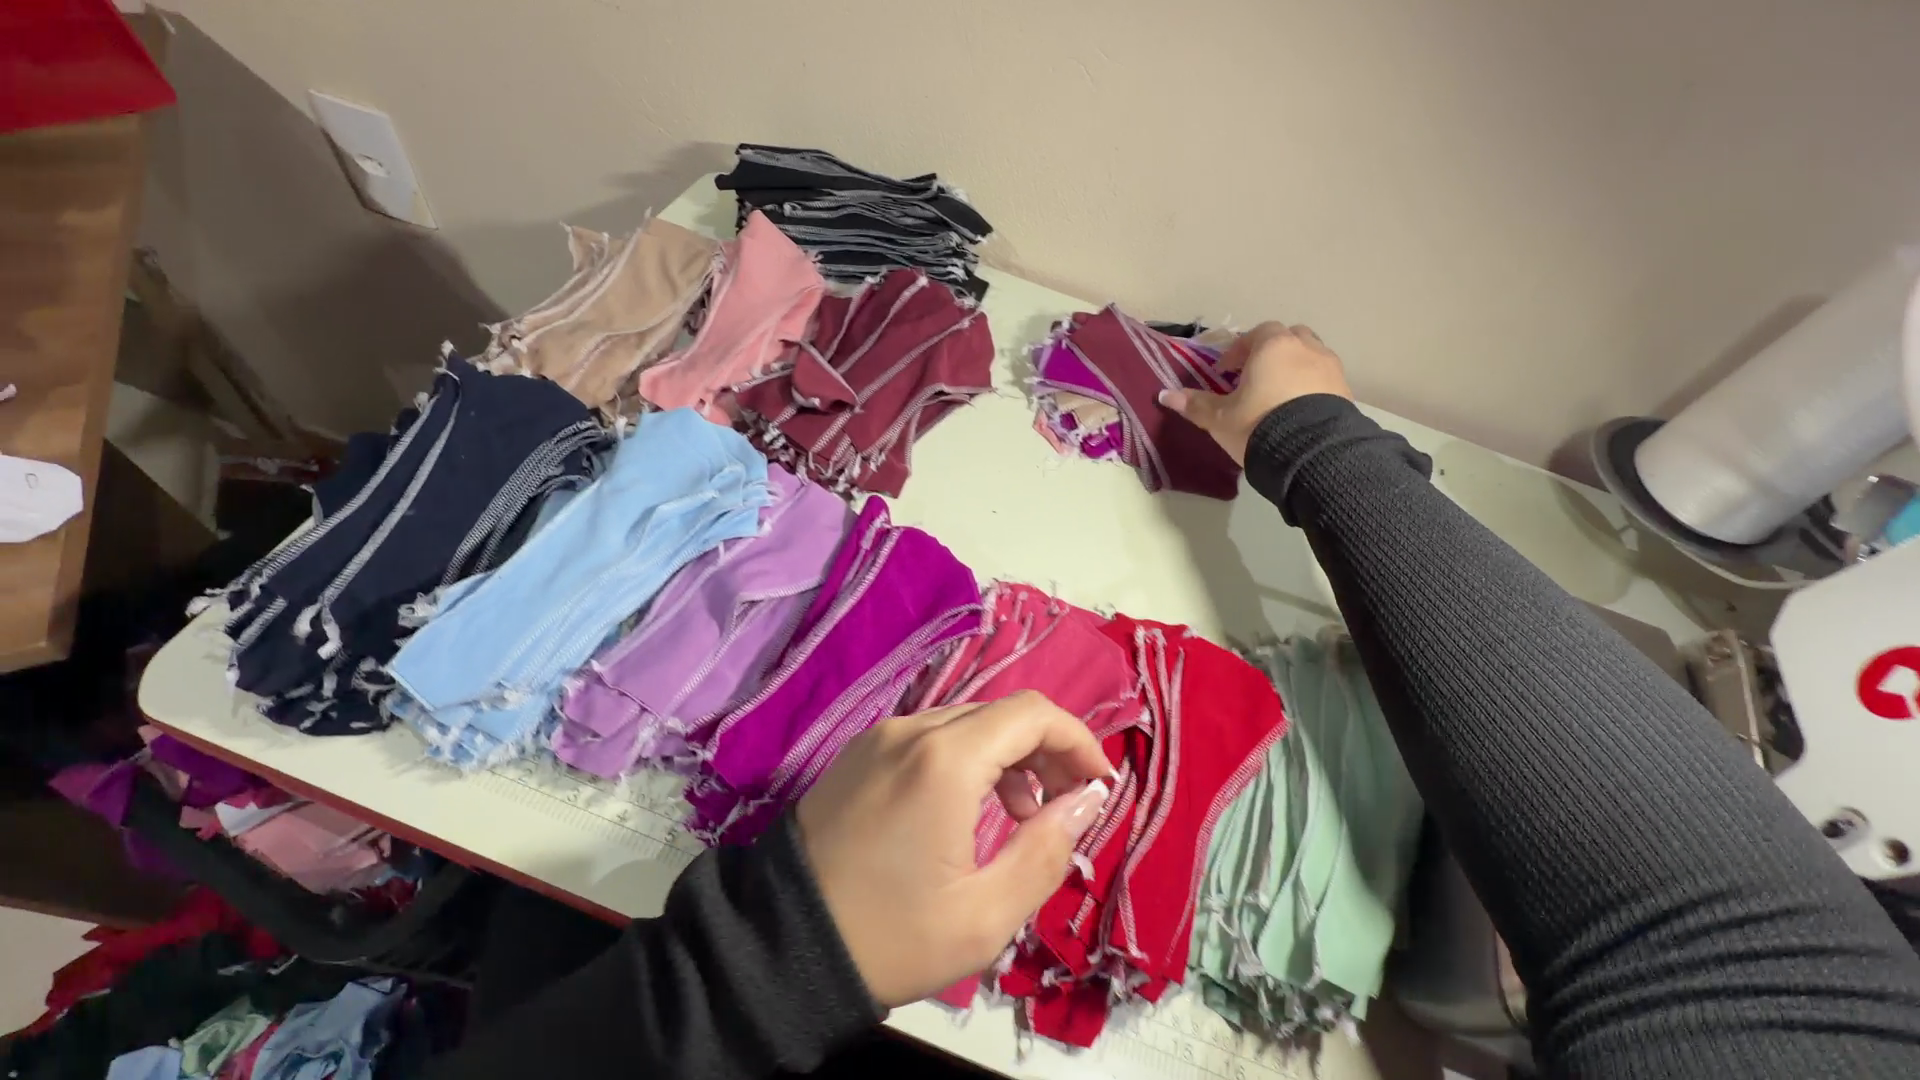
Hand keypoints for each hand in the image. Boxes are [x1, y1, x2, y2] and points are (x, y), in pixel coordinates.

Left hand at [795, 691, 1113, 1007]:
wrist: (780, 945)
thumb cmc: (890, 937)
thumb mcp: (985, 915)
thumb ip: (1046, 848)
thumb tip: (1087, 799)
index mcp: (944, 760)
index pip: (1033, 714)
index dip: (1078, 740)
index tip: (1100, 785)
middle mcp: (911, 729)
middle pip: (1001, 713)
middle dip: (1046, 751)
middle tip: (1065, 807)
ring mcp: (879, 737)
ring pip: (966, 723)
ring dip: (1007, 757)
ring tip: (1019, 818)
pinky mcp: (859, 753)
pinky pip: (929, 737)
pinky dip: (967, 759)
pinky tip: (967, 810)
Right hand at [1158, 321, 1352, 463]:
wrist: (1311, 454)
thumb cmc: (1259, 425)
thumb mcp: (1220, 418)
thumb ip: (1195, 404)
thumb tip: (1165, 395)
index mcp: (1273, 347)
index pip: (1256, 334)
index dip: (1238, 350)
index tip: (1225, 372)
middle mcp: (1306, 349)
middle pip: (1288, 338)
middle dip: (1271, 352)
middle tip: (1255, 376)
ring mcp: (1330, 369)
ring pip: (1310, 356)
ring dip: (1294, 367)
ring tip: (1278, 393)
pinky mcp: (1345, 391)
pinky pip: (1324, 379)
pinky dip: (1311, 386)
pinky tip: (1298, 409)